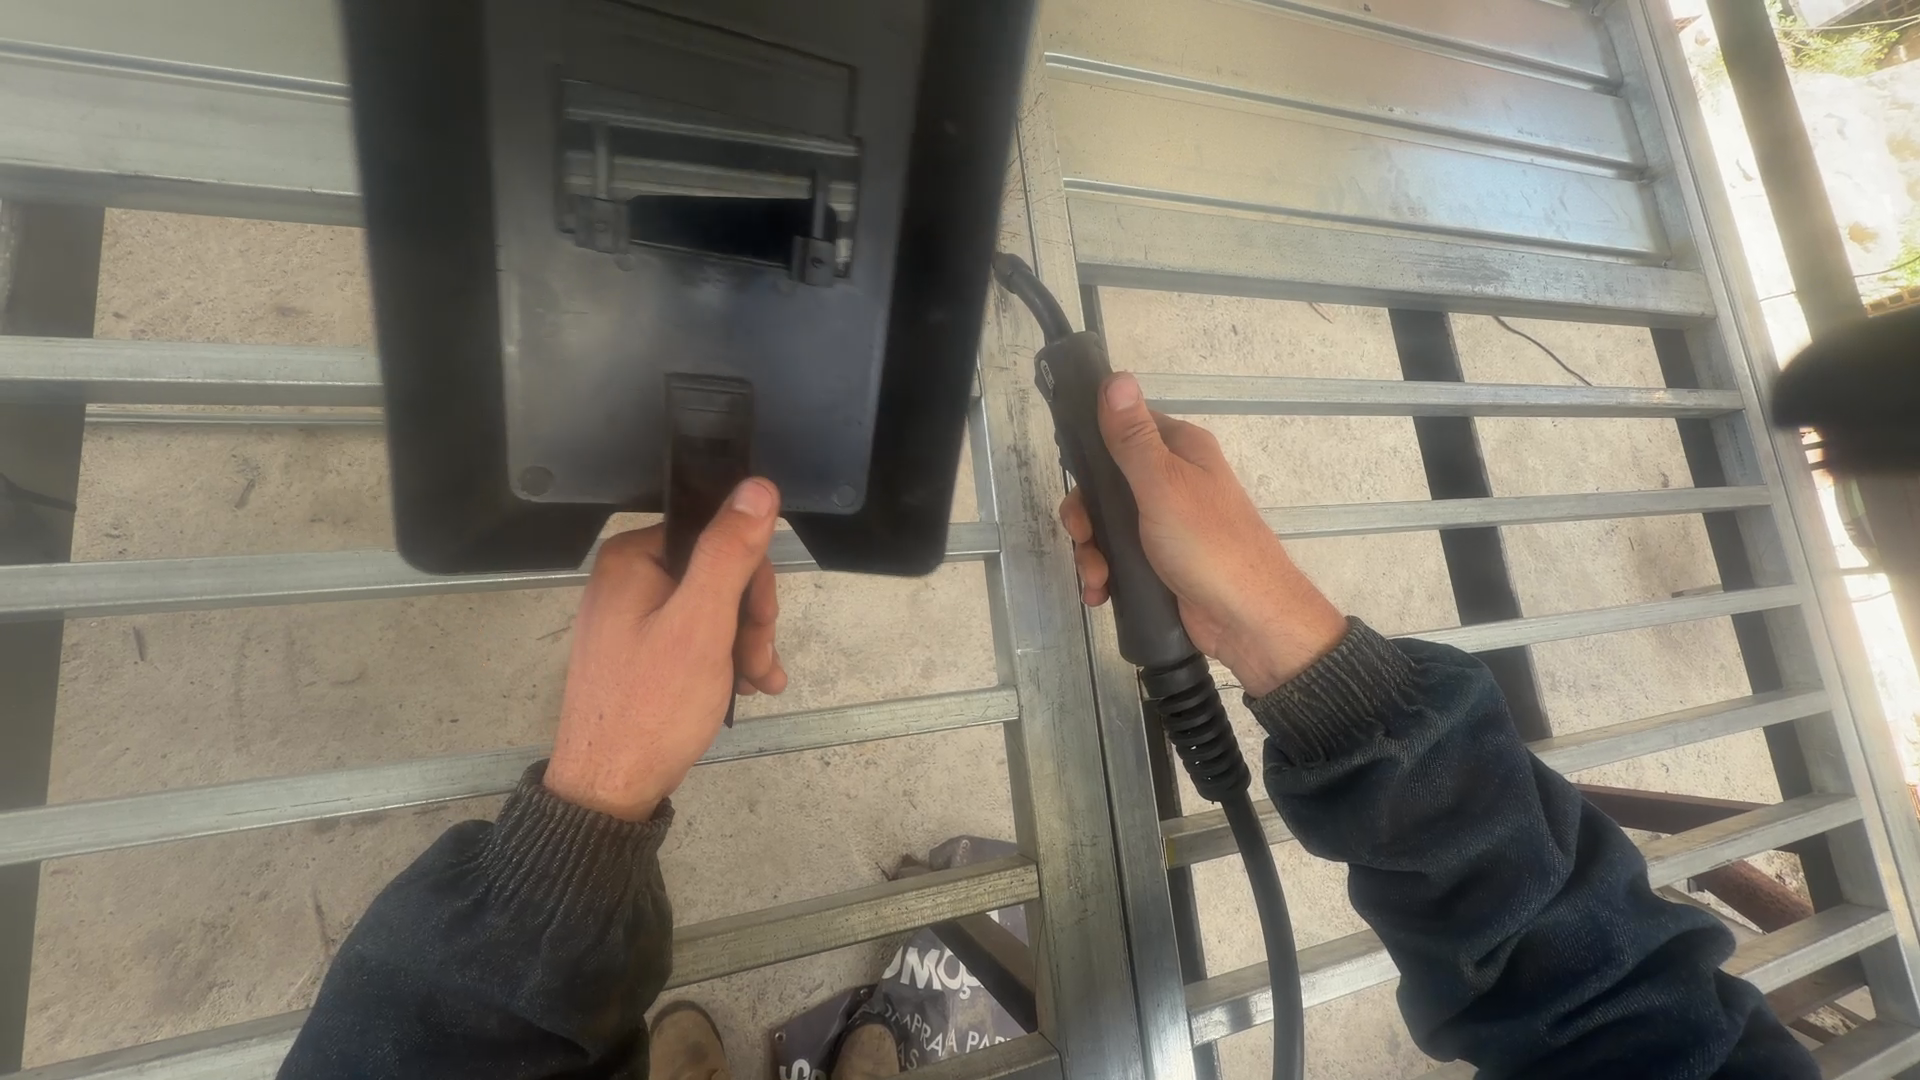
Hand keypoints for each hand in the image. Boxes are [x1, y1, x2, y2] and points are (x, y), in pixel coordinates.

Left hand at [544, 478, 788, 820]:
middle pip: (718, 574)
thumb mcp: (702, 624)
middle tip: (760, 662)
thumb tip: (759, 487)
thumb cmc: (655, 705)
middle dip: (750, 618)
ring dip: (747, 642)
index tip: (762, 622)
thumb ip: (729, 554)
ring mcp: (633, 616)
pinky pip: (697, 635)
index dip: (751, 577)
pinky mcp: (641, 650)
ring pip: (715, 607)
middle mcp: (628, 579)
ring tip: (758, 681)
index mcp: (632, 559)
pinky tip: (748, 687)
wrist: (609, 791)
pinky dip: (727, 657)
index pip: (715, 537)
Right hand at [1060, 373, 1346, 696]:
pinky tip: (1100, 592)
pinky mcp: (1160, 562)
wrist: (1247, 621)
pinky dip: (1104, 574)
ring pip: (1108, 525)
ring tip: (1097, 578)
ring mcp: (1165, 524)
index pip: (1124, 430)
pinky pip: (1119, 558)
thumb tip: (1115, 377)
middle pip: (1106, 484)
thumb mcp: (1163, 485)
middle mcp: (1173, 482)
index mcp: (1180, 451)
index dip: (1093, 450)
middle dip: (1086, 516)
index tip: (1074, 476)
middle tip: (1083, 537)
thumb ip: (1132, 438)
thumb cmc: (1208, 545)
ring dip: (1092, 553)